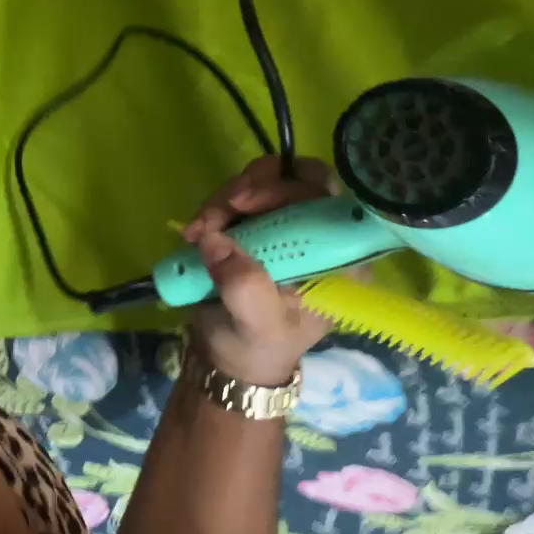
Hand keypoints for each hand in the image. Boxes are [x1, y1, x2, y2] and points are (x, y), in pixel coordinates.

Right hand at [181, 156, 334, 385]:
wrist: (226, 353)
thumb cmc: (255, 346)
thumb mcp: (256, 324)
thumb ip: (244, 286)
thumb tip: (215, 240)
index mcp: (338, 262)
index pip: (333, 203)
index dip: (296, 190)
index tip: (249, 202)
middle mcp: (317, 237)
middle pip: (299, 180)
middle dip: (254, 188)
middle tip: (224, 209)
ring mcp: (284, 225)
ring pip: (263, 182)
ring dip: (225, 199)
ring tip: (199, 232)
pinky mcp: (254, 222)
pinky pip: (237, 193)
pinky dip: (213, 206)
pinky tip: (195, 232)